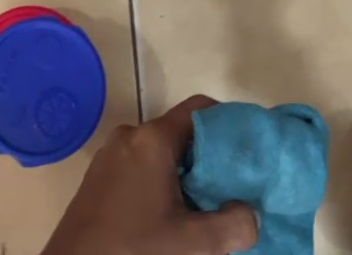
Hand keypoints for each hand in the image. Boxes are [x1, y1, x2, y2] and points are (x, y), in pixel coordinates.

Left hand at [41, 95, 258, 254]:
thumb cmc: (134, 248)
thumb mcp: (192, 245)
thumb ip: (233, 226)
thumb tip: (250, 212)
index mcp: (153, 138)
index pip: (200, 110)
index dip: (229, 125)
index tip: (250, 152)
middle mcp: (131, 135)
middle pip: (182, 133)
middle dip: (209, 159)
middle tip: (234, 189)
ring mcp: (111, 154)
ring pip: (161, 152)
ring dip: (186, 175)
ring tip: (207, 207)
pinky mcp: (100, 175)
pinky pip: (141, 165)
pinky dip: (162, 182)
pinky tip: (173, 215)